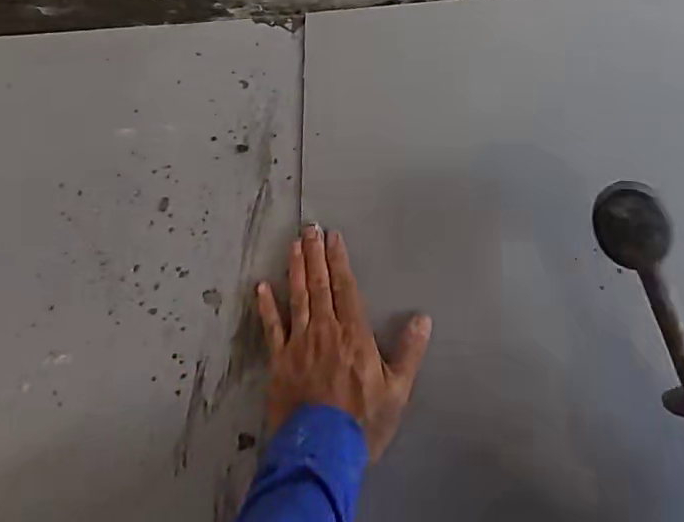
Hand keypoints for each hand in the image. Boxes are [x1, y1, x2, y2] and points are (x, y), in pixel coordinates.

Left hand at [255, 224, 431, 460]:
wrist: (320, 454)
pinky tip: (261, 287)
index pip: (346, 287)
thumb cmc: (362, 422)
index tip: (334, 237)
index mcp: (353, 333)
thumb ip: (409, 352)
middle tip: (311, 228)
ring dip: (294, 269)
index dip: (339, 260)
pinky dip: (266, 307)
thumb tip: (423, 319)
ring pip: (296, 298)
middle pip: (319, 285)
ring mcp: (298, 345)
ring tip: (293, 245)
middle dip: (315, 254)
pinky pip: (272, 329)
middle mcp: (325, 331)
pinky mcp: (279, 363)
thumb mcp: (397, 390)